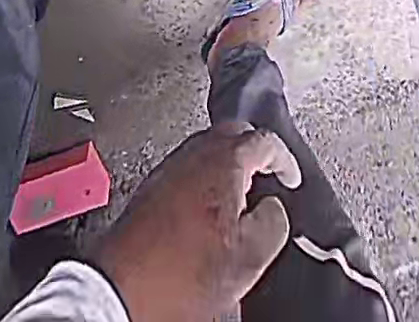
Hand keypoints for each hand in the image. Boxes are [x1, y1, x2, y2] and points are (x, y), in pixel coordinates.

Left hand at [93, 122, 302, 321]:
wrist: (128, 286)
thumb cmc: (183, 271)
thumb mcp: (250, 255)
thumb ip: (273, 222)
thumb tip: (274, 207)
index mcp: (224, 160)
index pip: (264, 141)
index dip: (285, 159)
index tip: (290, 177)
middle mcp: (196, 152)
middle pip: (234, 133)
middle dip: (256, 150)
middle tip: (269, 174)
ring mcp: (173, 165)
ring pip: (210, 147)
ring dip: (230, 161)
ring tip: (242, 191)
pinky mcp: (155, 182)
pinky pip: (191, 165)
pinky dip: (208, 174)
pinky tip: (210, 204)